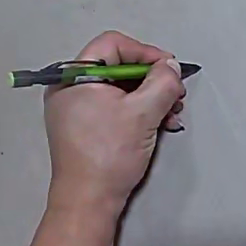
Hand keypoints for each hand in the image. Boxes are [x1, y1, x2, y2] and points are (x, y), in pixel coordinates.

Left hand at [44, 31, 186, 215]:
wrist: (88, 201)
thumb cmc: (107, 156)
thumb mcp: (142, 113)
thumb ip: (162, 83)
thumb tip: (170, 67)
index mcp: (74, 77)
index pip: (113, 44)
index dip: (145, 52)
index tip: (168, 68)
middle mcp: (70, 88)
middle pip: (118, 66)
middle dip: (152, 79)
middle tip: (175, 93)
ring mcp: (76, 109)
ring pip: (120, 89)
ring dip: (150, 97)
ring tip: (172, 113)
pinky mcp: (85, 128)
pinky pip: (114, 107)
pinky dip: (138, 111)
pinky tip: (160, 124)